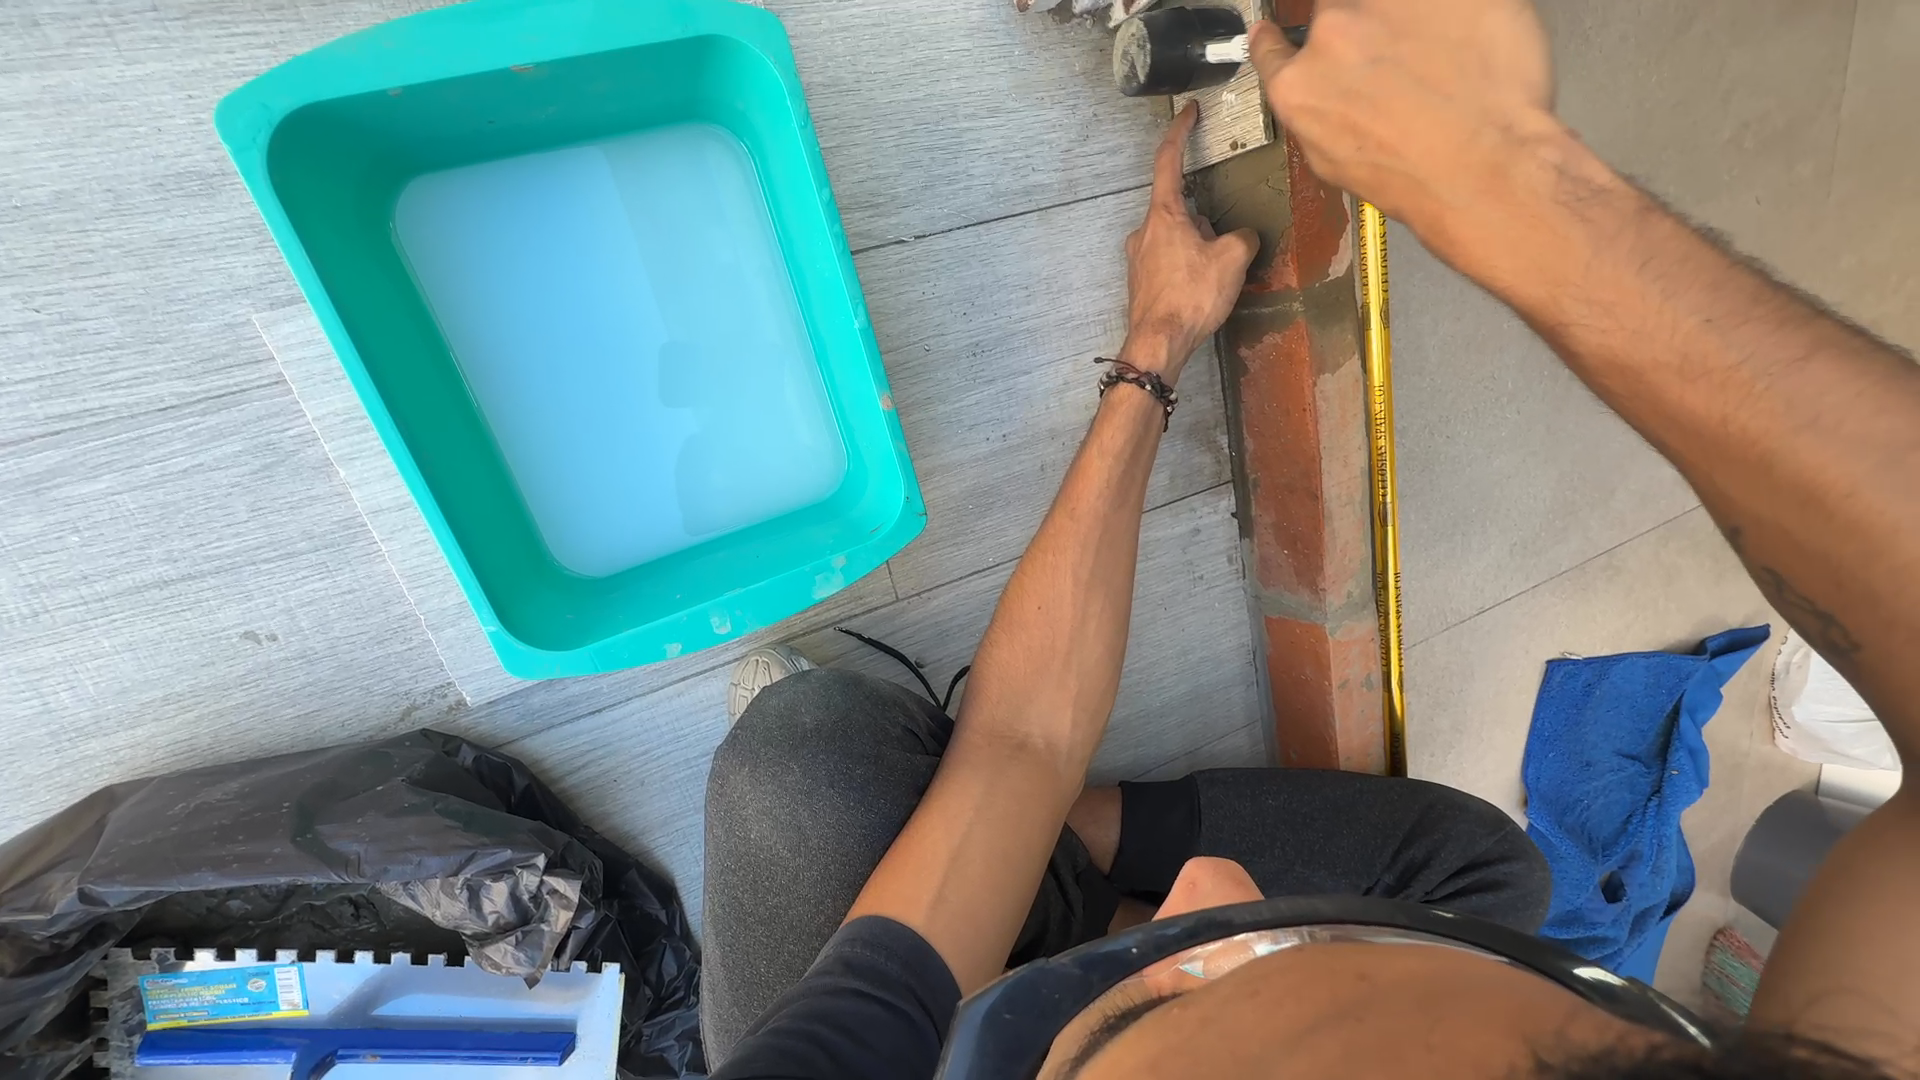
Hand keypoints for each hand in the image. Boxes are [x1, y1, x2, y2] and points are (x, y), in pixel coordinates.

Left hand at [1121, 103, 1258, 382]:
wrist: (1158, 344)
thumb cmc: (1192, 296)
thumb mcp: (1233, 259)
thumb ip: (1242, 236)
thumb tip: (1239, 237)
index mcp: (1162, 215)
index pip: (1168, 161)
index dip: (1180, 132)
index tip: (1189, 112)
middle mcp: (1142, 233)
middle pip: (1178, 210)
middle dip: (1203, 222)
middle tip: (1223, 249)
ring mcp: (1137, 260)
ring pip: (1174, 239)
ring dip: (1197, 249)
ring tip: (1212, 278)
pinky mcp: (1139, 284)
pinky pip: (1168, 263)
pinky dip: (1186, 269)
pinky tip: (1199, 292)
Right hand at [1248, 0, 1558, 251]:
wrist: (1476, 159)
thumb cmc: (1406, 173)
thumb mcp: (1329, 159)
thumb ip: (1314, 110)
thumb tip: (1317, 92)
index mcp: (1298, 84)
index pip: (1271, 47)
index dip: (1274, 40)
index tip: (1275, 35)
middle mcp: (1330, 31)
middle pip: (1334, 8)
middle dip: (1359, 28)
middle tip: (1394, 56)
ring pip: (1386, 0)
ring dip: (1402, 16)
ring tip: (1433, 50)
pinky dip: (1448, 12)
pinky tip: (1462, 42)